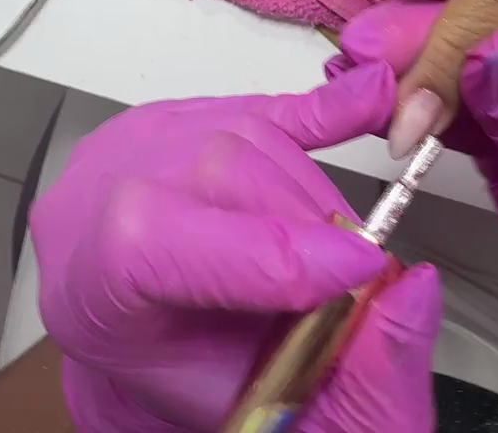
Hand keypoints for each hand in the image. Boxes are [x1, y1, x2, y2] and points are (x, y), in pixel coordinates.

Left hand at [29, 62, 441, 432]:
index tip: (354, 270)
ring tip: (336, 247)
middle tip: (359, 273)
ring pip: (246, 132)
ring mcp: (142, 135)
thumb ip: (340, 376)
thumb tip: (409, 292)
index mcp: (88, 274)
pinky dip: (322, 108)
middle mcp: (100, 186)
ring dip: (314, 191)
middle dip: (308, 222)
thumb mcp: (247, 406)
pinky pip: (259, 103)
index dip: (262, 252)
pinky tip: (371, 96)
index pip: (149, 237)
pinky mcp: (185, 110)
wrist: (135, 319)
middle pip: (214, 170)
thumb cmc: (179, 365)